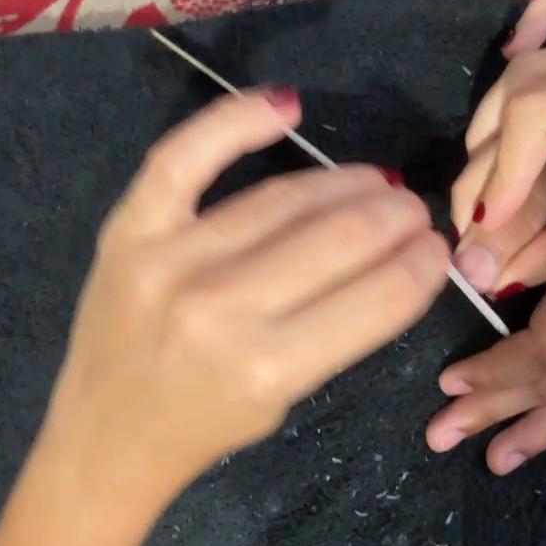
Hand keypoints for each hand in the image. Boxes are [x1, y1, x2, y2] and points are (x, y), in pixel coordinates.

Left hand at [33, 90, 448, 524]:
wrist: (106, 439)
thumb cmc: (207, 428)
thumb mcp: (289, 399)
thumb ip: (342, 328)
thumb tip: (400, 256)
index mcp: (268, 368)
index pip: (377, 294)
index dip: (423, 264)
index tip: (438, 248)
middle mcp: (221, 308)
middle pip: (340, 236)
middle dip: (397, 217)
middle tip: (414, 211)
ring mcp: (169, 261)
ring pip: (283, 198)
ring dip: (349, 182)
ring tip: (379, 182)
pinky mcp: (127, 231)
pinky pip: (184, 157)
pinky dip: (237, 121)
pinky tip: (288, 106)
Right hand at [457, 18, 545, 287]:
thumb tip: (489, 275)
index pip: (539, 113)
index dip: (498, 173)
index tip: (477, 229)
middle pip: (529, 83)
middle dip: (490, 152)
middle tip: (470, 214)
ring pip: (544, 61)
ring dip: (504, 113)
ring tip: (484, 171)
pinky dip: (544, 30)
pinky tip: (516, 48)